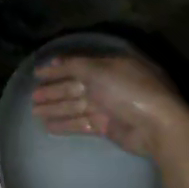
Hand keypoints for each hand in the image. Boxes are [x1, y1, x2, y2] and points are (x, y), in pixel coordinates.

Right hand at [31, 54, 188, 158]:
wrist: (156, 125)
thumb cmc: (129, 90)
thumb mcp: (100, 70)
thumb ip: (75, 65)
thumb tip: (55, 61)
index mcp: (110, 66)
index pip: (78, 65)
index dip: (57, 68)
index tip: (37, 73)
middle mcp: (109, 84)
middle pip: (75, 86)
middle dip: (53, 91)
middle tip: (32, 96)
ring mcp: (109, 106)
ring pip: (75, 105)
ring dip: (55, 108)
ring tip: (34, 111)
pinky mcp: (108, 126)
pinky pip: (82, 123)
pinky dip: (65, 124)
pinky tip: (48, 126)